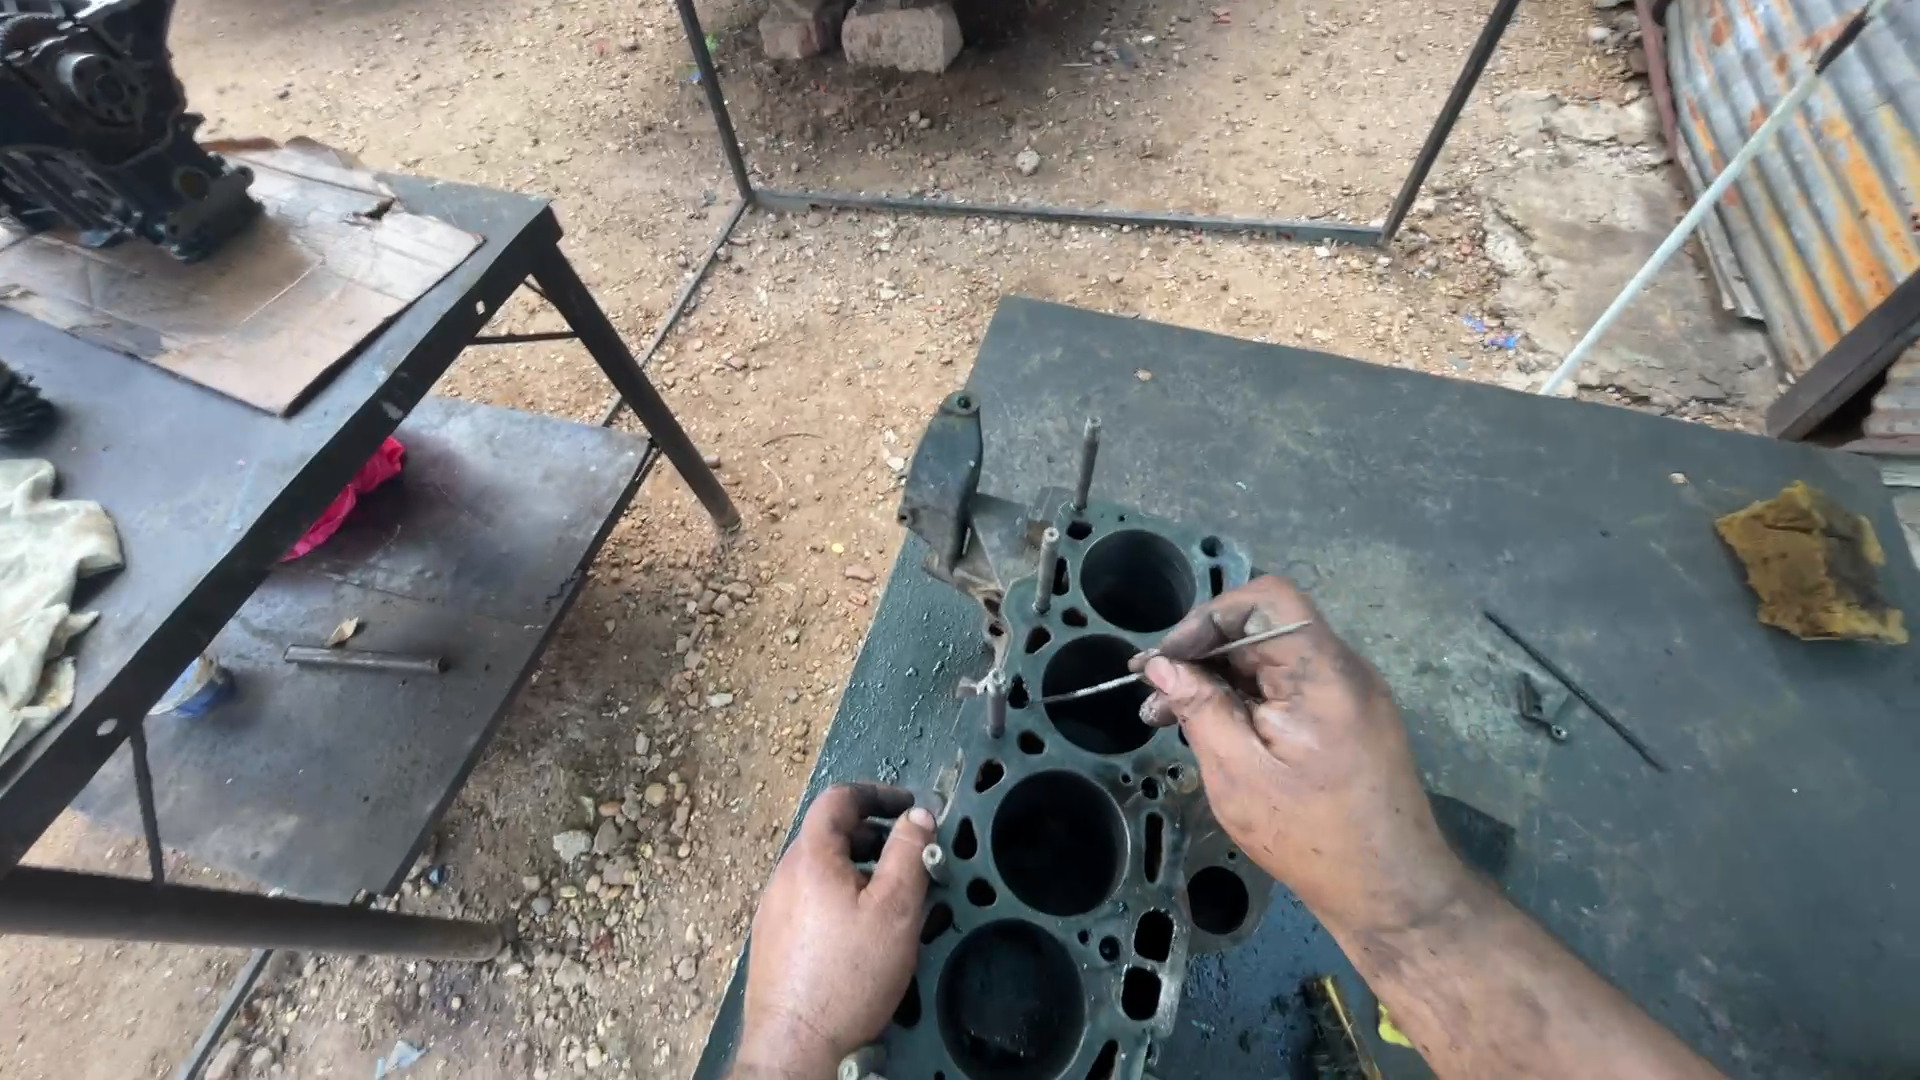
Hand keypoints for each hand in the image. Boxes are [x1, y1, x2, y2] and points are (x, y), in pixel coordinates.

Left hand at [734, 784, 934, 1079]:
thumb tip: (918, 816)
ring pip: (821, 869)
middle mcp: (784, 875)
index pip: (839, 799)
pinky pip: (810, 899)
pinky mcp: (772, 941)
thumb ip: (909, 853)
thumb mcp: (895, 908)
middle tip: (906, 855)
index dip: (876, 794)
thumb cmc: (848, 976)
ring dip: (858, 868)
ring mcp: (773, 909)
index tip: (906, 807)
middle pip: (829, 833)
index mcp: (811, 856)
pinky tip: (861, 931)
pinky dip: (839, 896)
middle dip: (872, 835)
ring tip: (890, 897)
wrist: (794, 1050)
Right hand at [1136, 576, 1469, 937]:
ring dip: (1212, 676)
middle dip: (1199, 651)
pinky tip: (1204, 724)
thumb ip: (1199, 707)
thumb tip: (1160, 665)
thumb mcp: (1239, 773)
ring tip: (1163, 714)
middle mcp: (1340, 670)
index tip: (1169, 658)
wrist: (1392, 893)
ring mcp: (1343, 692)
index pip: (1265, 600)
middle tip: (1153, 689)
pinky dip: (1239, 695)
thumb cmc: (1314, 837)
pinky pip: (1280, 684)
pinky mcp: (1339, 715)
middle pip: (1260, 626)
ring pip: (1265, 656)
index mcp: (1322, 674)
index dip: (1208, 617)